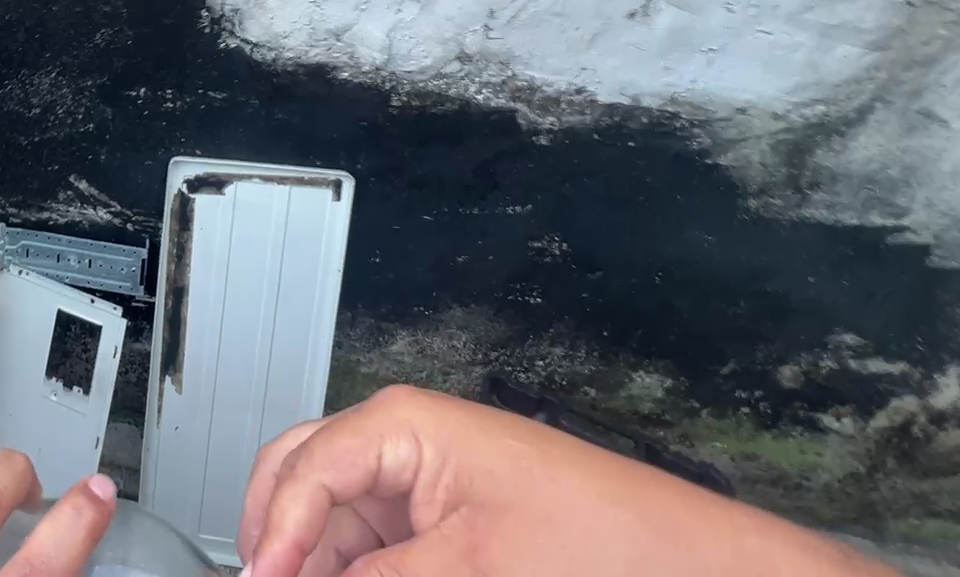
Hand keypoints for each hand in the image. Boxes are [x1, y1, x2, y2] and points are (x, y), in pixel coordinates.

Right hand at [239, 385, 893, 576]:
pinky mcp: (441, 513)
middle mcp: (397, 437)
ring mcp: (417, 474)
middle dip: (277, 530)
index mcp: (399, 424)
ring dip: (314, 555)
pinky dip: (353, 564)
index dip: (276, 531)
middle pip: (303, 470)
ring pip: (331, 509)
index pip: (307, 468)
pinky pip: (372, 536)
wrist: (709, 571)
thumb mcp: (475, 569)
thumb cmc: (604, 548)